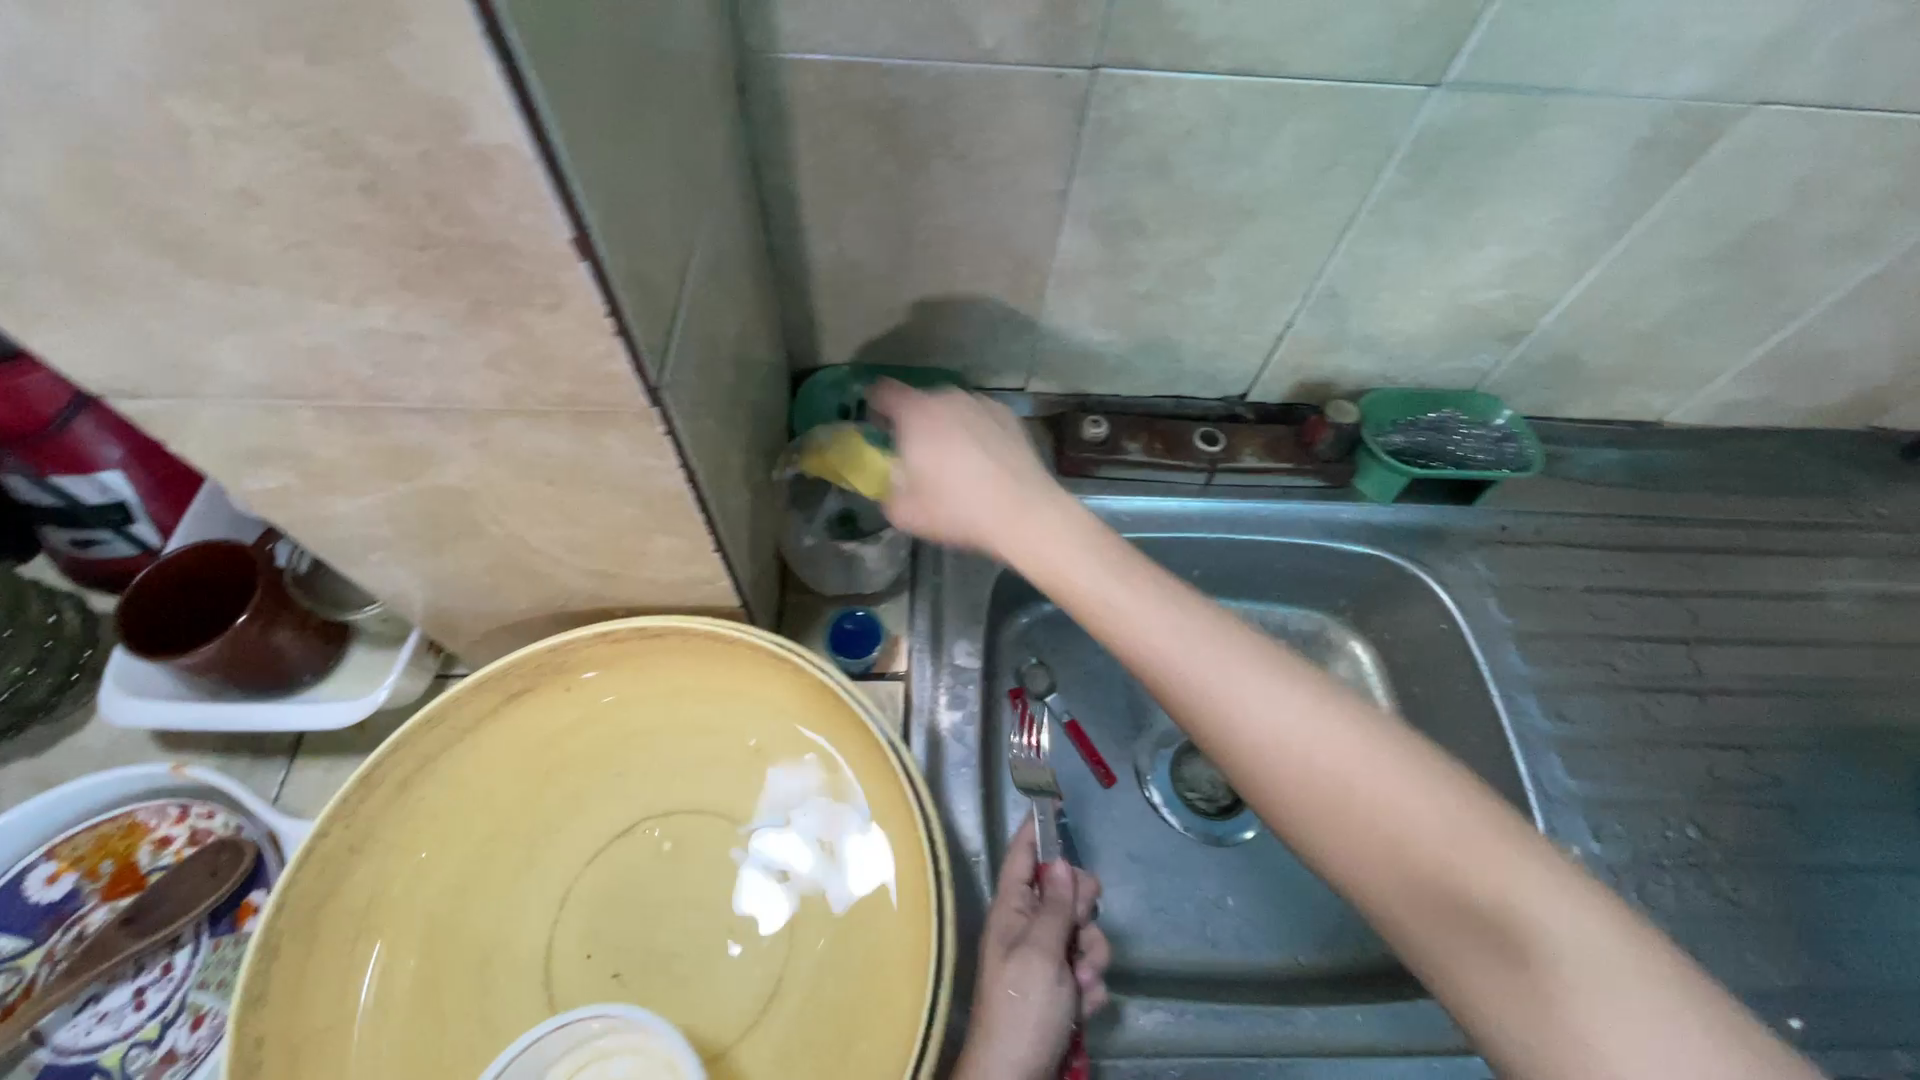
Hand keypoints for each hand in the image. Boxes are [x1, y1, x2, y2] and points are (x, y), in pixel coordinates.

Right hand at [866, 380, 1064, 559]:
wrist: (1022, 512)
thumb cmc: (956, 510)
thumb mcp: (904, 512)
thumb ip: (887, 488)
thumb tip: (892, 480)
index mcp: (914, 414)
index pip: (882, 391)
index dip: (876, 406)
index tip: (879, 427)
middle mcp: (947, 397)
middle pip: (920, 401)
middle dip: (915, 422)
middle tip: (919, 454)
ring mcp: (981, 403)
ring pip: (953, 408)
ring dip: (947, 425)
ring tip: (956, 459)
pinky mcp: (1008, 415)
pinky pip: (980, 417)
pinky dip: (976, 430)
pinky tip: (984, 459)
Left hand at [953, 819, 1111, 1079]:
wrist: (1016, 1079)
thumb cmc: (1021, 1010)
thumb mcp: (1041, 954)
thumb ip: (1055, 907)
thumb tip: (1059, 861)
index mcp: (1011, 911)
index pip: (1022, 857)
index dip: (1037, 830)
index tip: (1054, 802)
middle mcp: (1027, 928)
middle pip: (1066, 892)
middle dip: (1083, 913)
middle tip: (1078, 932)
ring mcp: (1045, 960)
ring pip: (1084, 934)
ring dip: (1090, 959)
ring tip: (1078, 987)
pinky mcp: (1061, 990)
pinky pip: (1088, 970)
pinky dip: (1090, 988)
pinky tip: (1081, 1009)